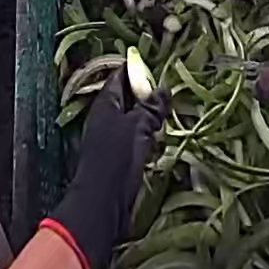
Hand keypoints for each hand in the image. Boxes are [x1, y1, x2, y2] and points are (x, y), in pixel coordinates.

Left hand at [41, 72, 168, 268]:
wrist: (102, 203)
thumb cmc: (116, 158)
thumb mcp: (138, 127)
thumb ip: (151, 107)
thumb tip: (165, 89)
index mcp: (105, 103)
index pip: (119, 76)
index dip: (135, 69)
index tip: (154, 65)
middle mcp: (104, 117)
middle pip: (125, 97)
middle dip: (144, 92)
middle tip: (166, 89)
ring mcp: (108, 137)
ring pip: (130, 117)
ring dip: (146, 114)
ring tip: (166, 110)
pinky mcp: (115, 156)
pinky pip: (132, 135)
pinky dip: (145, 132)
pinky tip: (158, 135)